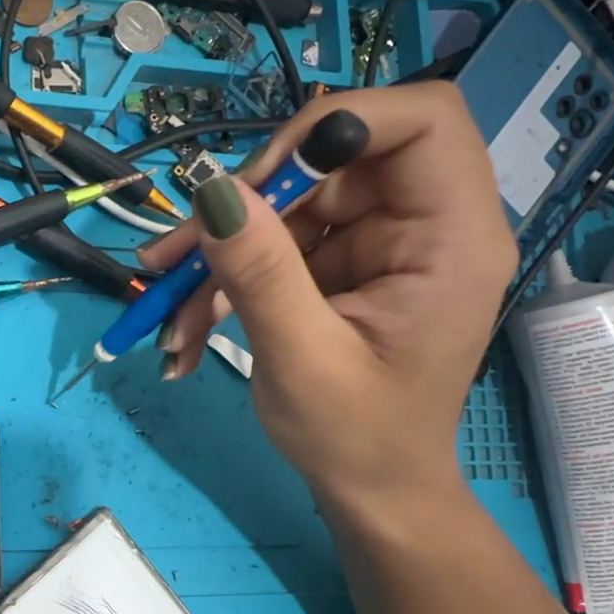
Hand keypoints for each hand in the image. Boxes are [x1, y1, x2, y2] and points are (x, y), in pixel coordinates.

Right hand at [142, 83, 518, 506]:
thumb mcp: (300, 357)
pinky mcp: (338, 270)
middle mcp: (419, 227)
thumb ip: (260, 272)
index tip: (254, 181)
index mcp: (450, 238)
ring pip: (286, 211)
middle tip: (170, 257)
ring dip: (216, 256)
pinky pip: (272, 250)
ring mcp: (375, 248)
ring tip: (163, 311)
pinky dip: (222, 284)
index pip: (420, 124)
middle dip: (242, 208)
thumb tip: (212, 192)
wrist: (369, 490)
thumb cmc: (354, 436)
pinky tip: (185, 329)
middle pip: (329, 168)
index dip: (336, 129)